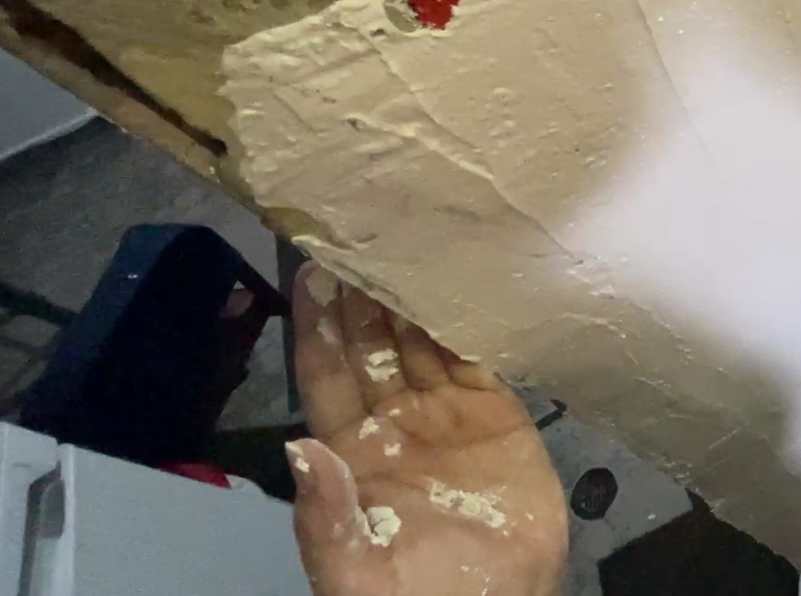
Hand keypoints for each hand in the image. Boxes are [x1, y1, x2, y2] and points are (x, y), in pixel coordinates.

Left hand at [286, 263, 565, 595]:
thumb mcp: (355, 578)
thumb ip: (328, 518)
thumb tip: (302, 447)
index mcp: (353, 452)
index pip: (329, 376)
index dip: (318, 328)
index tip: (313, 274)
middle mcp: (396, 420)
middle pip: (377, 346)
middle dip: (367, 297)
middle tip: (367, 238)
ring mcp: (449, 413)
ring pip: (426, 343)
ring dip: (417, 300)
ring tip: (415, 249)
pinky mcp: (499, 410)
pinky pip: (477, 358)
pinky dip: (471, 324)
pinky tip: (467, 290)